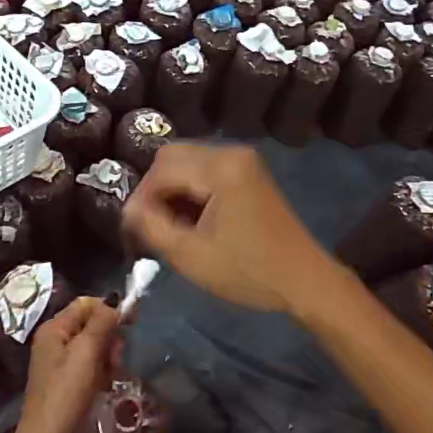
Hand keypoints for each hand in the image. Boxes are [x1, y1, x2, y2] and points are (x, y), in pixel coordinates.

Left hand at [18, 297, 118, 432]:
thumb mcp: (86, 352)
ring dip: (108, 356)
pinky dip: (101, 371)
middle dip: (110, 336)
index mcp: (54, 328)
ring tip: (111, 374)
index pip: (86, 304)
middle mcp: (55, 340)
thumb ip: (102, 321)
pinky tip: (105, 384)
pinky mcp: (66, 381)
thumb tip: (115, 299)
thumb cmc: (66, 392)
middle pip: (92, 324)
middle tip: (116, 357)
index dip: (109, 309)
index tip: (132, 322)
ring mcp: (60, 362)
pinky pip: (90, 365)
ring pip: (94, 345)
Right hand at [121, 142, 336, 313]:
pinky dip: (192, 190)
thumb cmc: (248, 271)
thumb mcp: (191, 254)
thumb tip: (128, 210)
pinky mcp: (249, 172)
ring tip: (168, 227)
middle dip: (155, 190)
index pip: (161, 169)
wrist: (304, 279)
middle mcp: (233, 152)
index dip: (141, 198)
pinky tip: (190, 220)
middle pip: (173, 156)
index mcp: (221, 167)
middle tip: (148, 227)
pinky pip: (207, 170)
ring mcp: (244, 160)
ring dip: (172, 190)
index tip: (132, 231)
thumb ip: (151, 226)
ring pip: (188, 162)